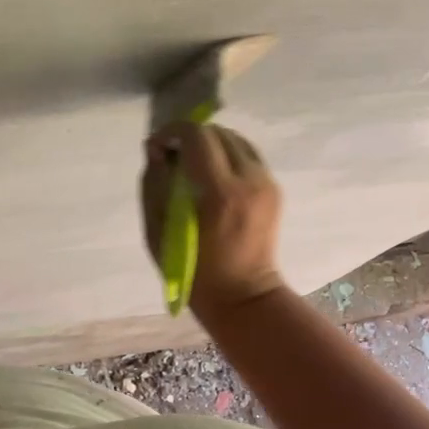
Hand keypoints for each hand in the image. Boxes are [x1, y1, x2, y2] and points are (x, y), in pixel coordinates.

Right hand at [140, 122, 283, 314]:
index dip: (172, 132)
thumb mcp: (158, 230)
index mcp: (218, 192)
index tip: (157, 146)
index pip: (197, 136)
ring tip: (192, 164)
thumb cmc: (193, 270)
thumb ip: (154, 184)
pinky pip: (247, 155)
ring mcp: (266, 183)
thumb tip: (156, 151)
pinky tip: (212, 174)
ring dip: (209, 143)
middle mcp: (248, 180)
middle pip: (217, 132)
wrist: (243, 295)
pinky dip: (226, 155)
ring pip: (235, 139)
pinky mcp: (274, 189)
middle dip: (189, 136)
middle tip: (171, 156)